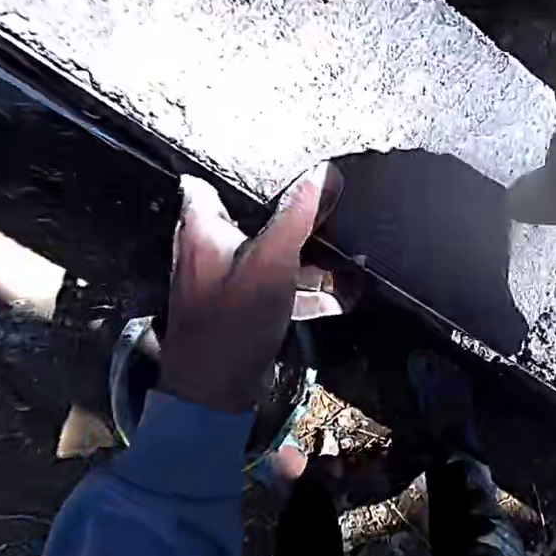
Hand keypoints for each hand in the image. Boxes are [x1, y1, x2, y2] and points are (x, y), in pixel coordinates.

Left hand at [158, 164, 337, 413]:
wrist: (217, 390)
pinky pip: (282, 287)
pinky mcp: (247, 307)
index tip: (281, 164)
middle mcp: (211, 248)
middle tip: (332, 208)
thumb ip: (297, 215)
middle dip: (296, 217)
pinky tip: (345, 295)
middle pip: (255, 218)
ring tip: (352, 258)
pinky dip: (309, 290)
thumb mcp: (272, 259)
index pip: (211, 181)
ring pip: (274, 255)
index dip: (242, 170)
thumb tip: (325, 173)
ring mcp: (231, 280)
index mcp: (203, 227)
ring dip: (311, 258)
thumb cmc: (234, 318)